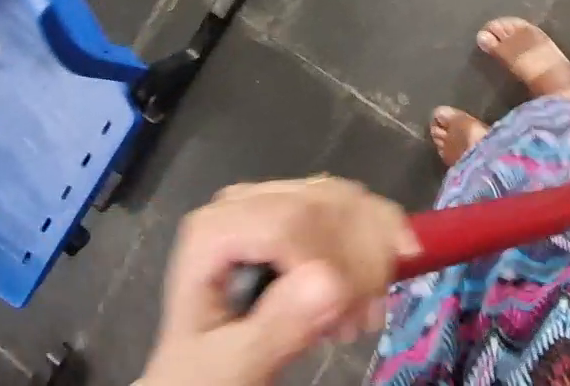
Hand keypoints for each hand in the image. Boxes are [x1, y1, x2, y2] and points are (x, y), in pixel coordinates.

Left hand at [142, 177, 415, 385]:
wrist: (199, 371)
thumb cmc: (207, 371)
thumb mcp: (232, 365)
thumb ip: (276, 327)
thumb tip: (330, 281)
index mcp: (214, 230)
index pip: (287, 222)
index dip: (333, 260)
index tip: (355, 314)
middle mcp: (239, 202)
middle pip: (317, 205)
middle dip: (358, 258)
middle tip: (370, 319)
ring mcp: (265, 202)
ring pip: (337, 200)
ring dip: (369, 250)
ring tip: (366, 313)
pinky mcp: (288, 212)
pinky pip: (341, 206)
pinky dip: (369, 241)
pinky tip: (370, 290)